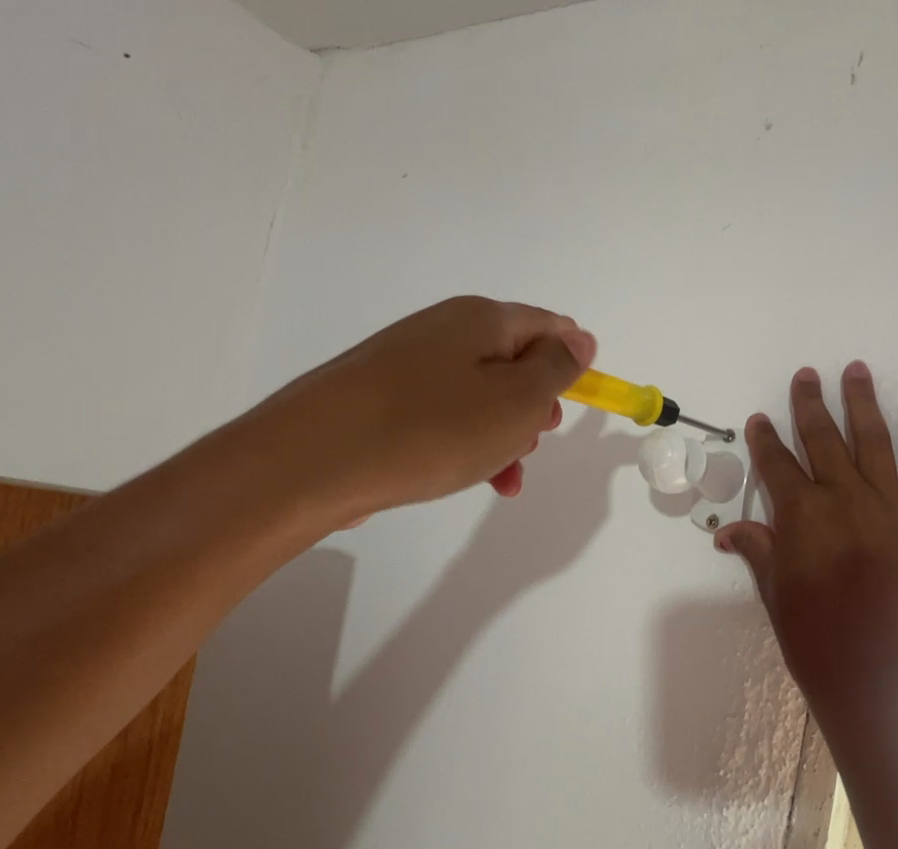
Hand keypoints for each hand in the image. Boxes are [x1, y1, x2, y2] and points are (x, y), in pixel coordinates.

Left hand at [233, 296, 595, 523]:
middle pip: (513, 362)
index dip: (572, 363)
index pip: (549, 326)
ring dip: (505, 435)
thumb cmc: (435, 428)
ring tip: (506, 476)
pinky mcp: (384, 399)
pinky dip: (468, 445)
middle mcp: (444, 330)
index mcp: (482, 319)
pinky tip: (474, 479)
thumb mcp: (518, 400)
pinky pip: (445, 417)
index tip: (578, 404)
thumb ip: (557, 367)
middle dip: (535, 406)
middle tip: (536, 440)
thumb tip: (579, 338)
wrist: (318, 458)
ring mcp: (409, 364)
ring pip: (481, 397)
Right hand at [716, 362, 897, 721]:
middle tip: (806, 376)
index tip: (760, 420)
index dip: (765, 441)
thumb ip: (757, 550)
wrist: (869, 668)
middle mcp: (841, 498)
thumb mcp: (774, 591)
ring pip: (871, 441)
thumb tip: (727, 531)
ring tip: (856, 370)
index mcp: (800, 515)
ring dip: (862, 402)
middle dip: (810, 405)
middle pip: (822, 440)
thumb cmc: (811, 635)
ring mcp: (884, 506)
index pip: (776, 465)